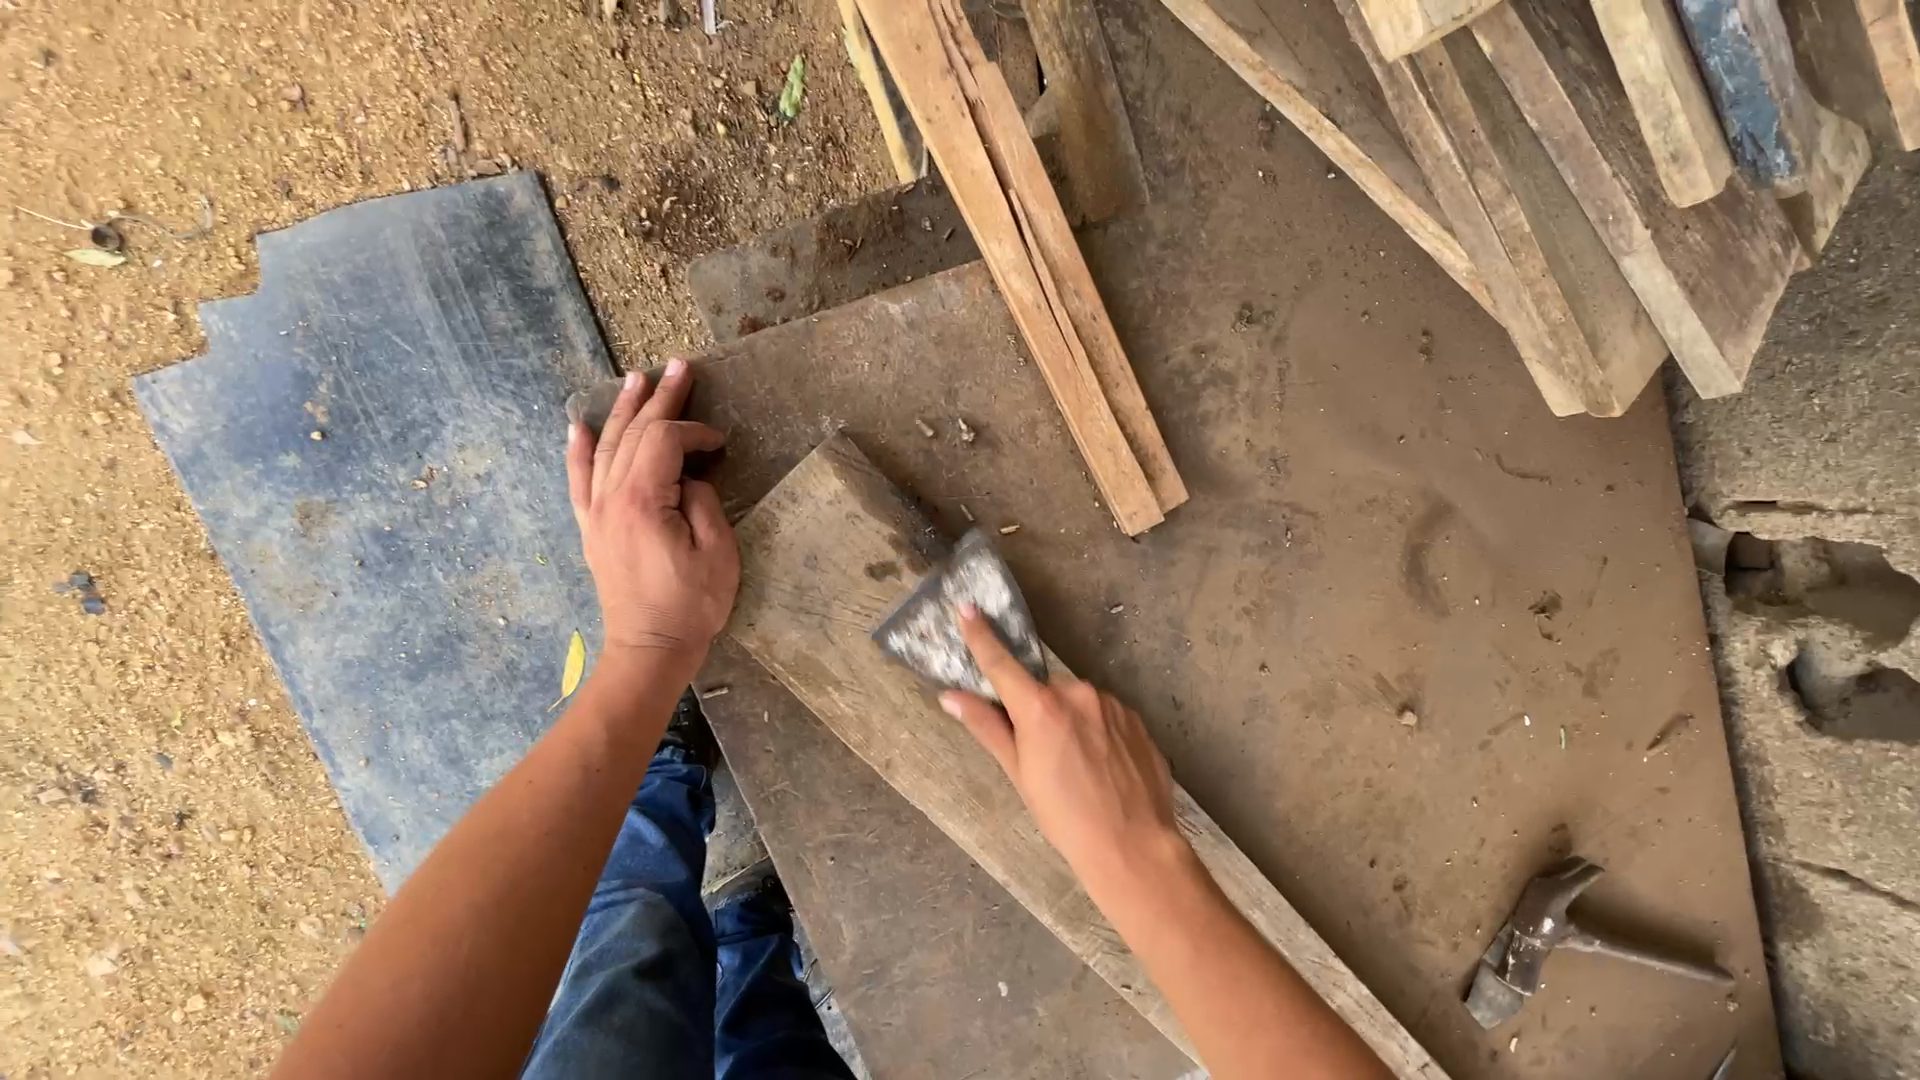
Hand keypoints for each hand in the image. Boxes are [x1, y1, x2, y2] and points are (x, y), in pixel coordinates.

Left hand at [566, 360, 738, 674]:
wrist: (649, 648)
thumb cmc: (692, 605)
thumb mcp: (718, 554)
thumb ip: (704, 504)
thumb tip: (688, 481)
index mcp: (643, 502)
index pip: (664, 442)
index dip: (694, 431)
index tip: (720, 443)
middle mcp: (610, 498)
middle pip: (634, 434)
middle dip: (660, 398)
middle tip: (680, 367)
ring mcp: (595, 512)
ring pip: (606, 447)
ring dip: (624, 410)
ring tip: (638, 379)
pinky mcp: (591, 528)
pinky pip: (578, 480)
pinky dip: (578, 449)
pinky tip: (579, 425)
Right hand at [940, 606, 1186, 890]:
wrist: (1133, 845)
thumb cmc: (1066, 816)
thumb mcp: (1018, 774)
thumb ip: (987, 727)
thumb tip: (951, 696)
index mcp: (1040, 708)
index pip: (1001, 662)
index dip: (980, 634)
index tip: (967, 607)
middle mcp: (1077, 694)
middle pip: (1043, 688)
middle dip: (1037, 709)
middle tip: (1041, 751)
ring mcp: (1111, 703)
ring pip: (1076, 700)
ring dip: (1069, 720)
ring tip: (1078, 765)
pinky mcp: (1136, 716)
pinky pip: (1104, 713)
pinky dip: (1096, 730)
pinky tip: (1101, 764)